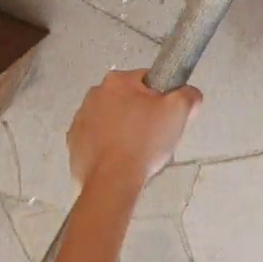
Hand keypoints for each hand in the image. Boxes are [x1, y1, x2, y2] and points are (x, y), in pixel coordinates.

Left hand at [67, 70, 201, 194]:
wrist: (112, 181)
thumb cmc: (145, 141)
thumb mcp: (179, 110)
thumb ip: (189, 94)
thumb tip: (189, 94)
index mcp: (117, 80)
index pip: (147, 80)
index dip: (162, 97)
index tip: (166, 116)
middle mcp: (93, 94)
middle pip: (128, 99)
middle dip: (141, 112)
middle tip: (154, 134)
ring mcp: (79, 120)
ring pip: (111, 118)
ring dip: (123, 128)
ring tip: (137, 150)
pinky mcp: (73, 144)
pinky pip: (97, 139)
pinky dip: (108, 146)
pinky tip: (120, 159)